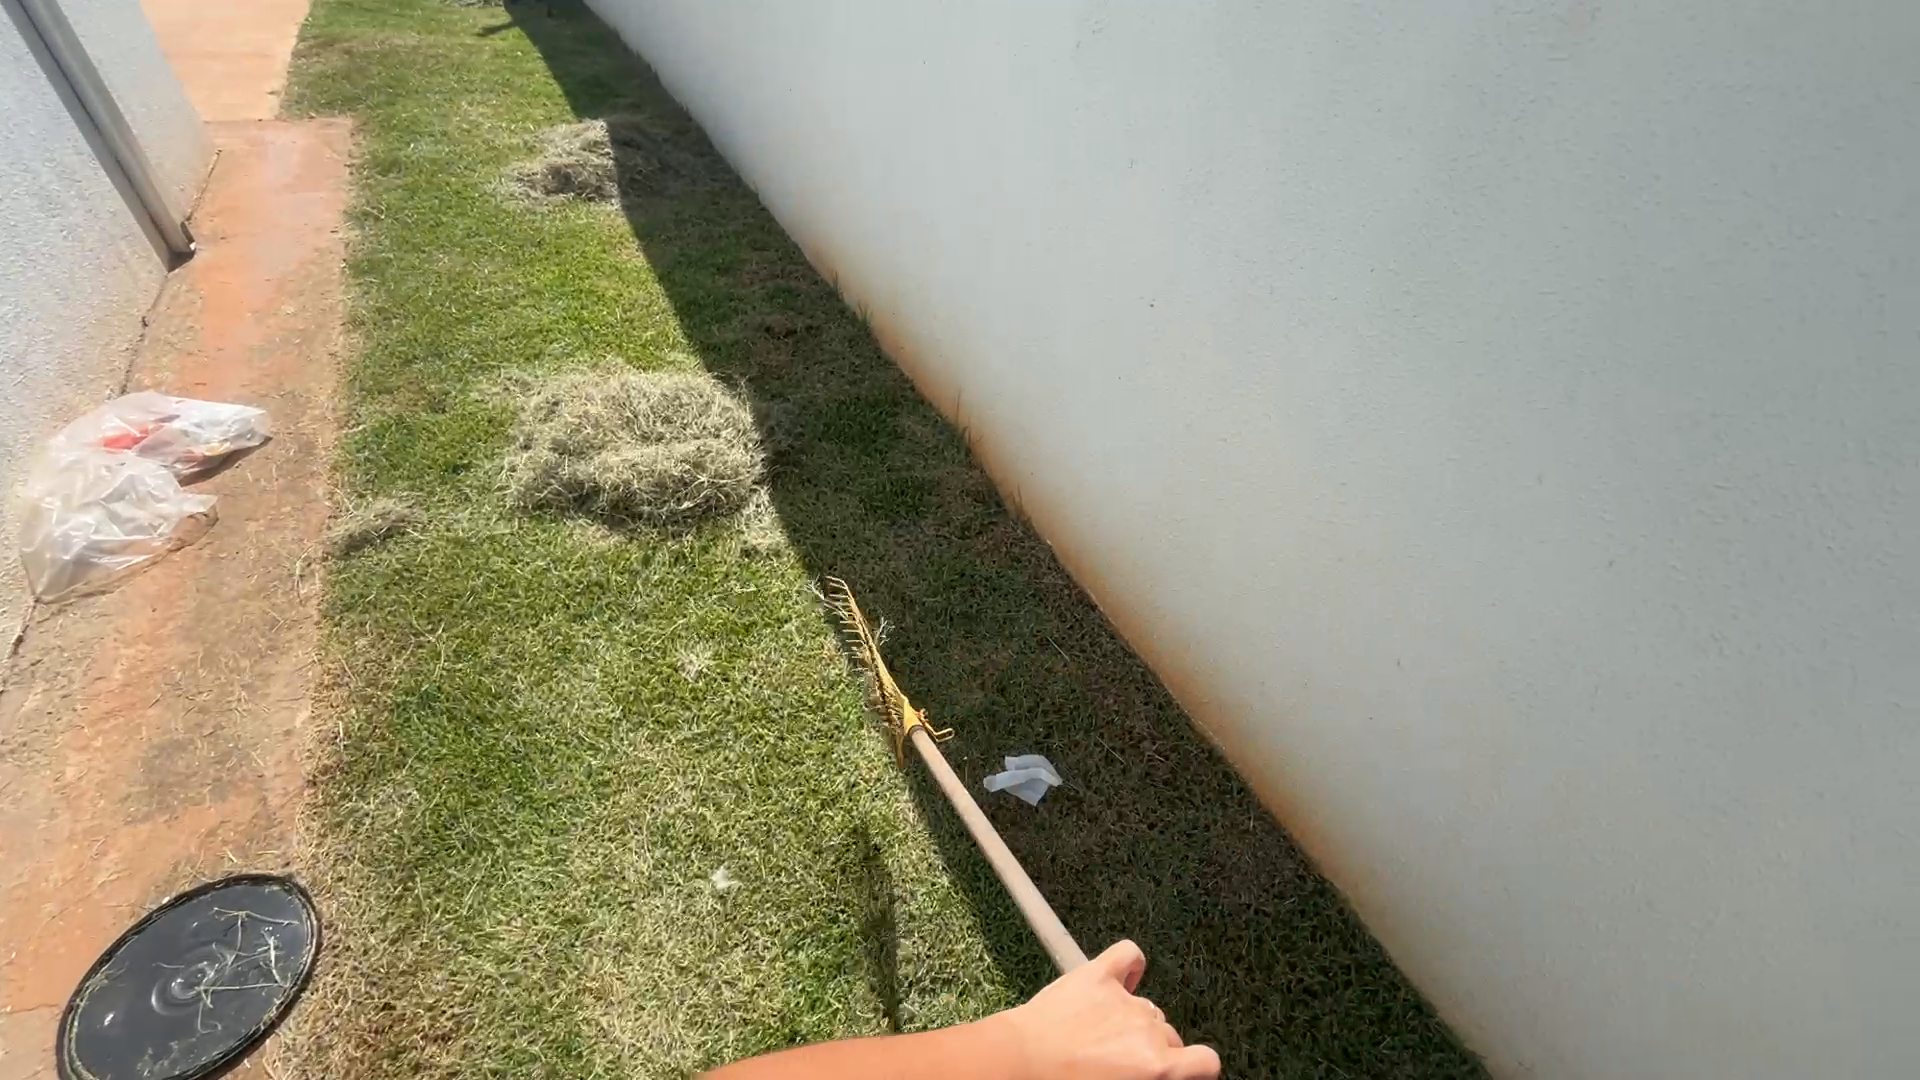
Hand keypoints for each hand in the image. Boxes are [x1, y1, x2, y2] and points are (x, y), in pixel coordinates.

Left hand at [988, 940, 1220, 1079]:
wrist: (1023, 1063)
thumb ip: (1149, 1072)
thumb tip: (1157, 1065)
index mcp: (1157, 1067)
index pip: (1207, 1062)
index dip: (1197, 1067)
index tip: (1182, 1069)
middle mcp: (1147, 1029)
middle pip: (1170, 1036)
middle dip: (1156, 1049)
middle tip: (1124, 1061)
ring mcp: (1123, 998)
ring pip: (1150, 1006)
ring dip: (1137, 1018)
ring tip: (1106, 1032)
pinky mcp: (1098, 973)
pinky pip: (1129, 955)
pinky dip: (1131, 964)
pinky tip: (1125, 977)